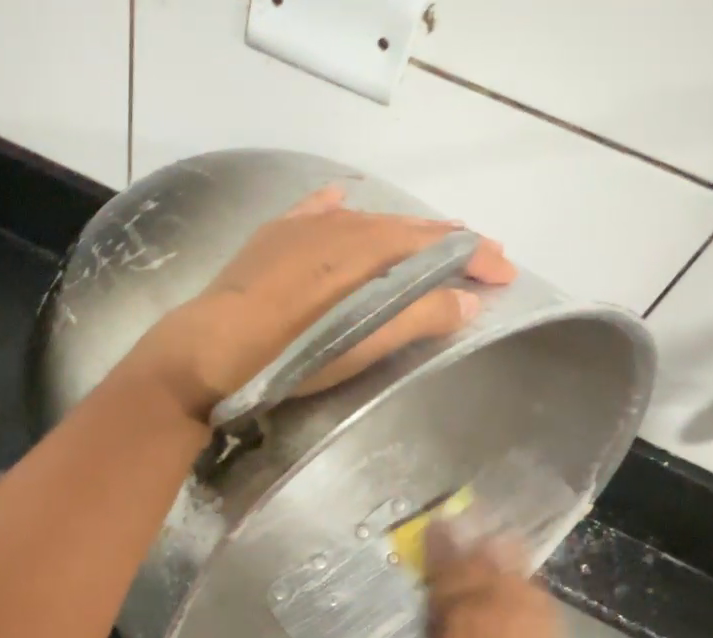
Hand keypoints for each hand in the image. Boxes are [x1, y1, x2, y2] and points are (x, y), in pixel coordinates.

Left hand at [130, 186, 516, 419]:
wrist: (206, 352)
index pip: (434, 245)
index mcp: (367, 251)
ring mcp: (303, 227)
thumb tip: (468, 300)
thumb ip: (416, 318)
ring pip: (367, 220)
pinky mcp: (273, 236)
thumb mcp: (358, 345)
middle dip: (447, 245)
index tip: (505, 272)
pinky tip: (345, 204)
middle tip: (479, 260)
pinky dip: (341, 209)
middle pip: (406, 228)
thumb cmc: (286, 357)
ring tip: (424, 245)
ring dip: (402, 232)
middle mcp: (341, 226)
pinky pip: (315, 210)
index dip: (474, 257)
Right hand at [424, 516, 569, 637]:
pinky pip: (523, 574)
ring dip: (494, 546)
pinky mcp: (543, 603)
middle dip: (468, 538)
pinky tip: (507, 576)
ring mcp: (525, 593)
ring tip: (488, 542)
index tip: (435, 523)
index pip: (448, 562)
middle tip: (461, 527)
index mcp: (468, 602)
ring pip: (506, 556)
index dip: (440, 541)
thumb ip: (442, 612)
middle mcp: (497, 589)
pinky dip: (512, 569)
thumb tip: (437, 586)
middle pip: (480, 551)